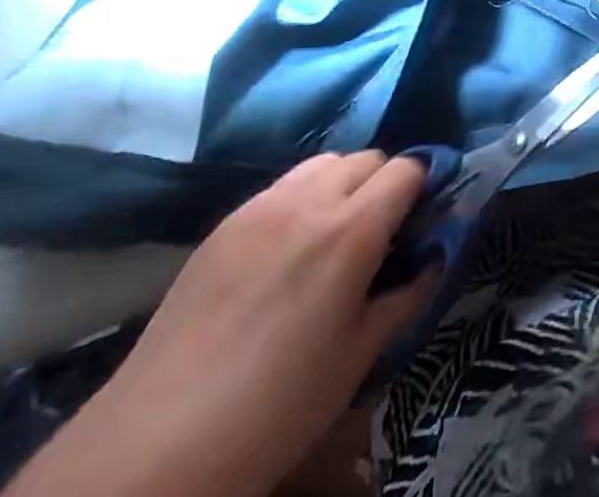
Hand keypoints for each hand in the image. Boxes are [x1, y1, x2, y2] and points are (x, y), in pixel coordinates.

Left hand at [6, 152, 435, 496]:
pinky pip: (281, 187)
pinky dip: (304, 198)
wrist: (162, 439)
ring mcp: (258, 208)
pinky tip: (292, 248)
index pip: (405, 169)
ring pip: (321, 164)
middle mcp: (306, 202)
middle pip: (365, 158)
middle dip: (387, 181)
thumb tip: (436, 256)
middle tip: (388, 230)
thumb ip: (409, 291)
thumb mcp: (363, 351)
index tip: (429, 213)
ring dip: (345, 183)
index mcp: (350, 230)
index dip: (426, 184)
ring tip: (339, 234)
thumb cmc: (283, 402)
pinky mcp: (223, 224)